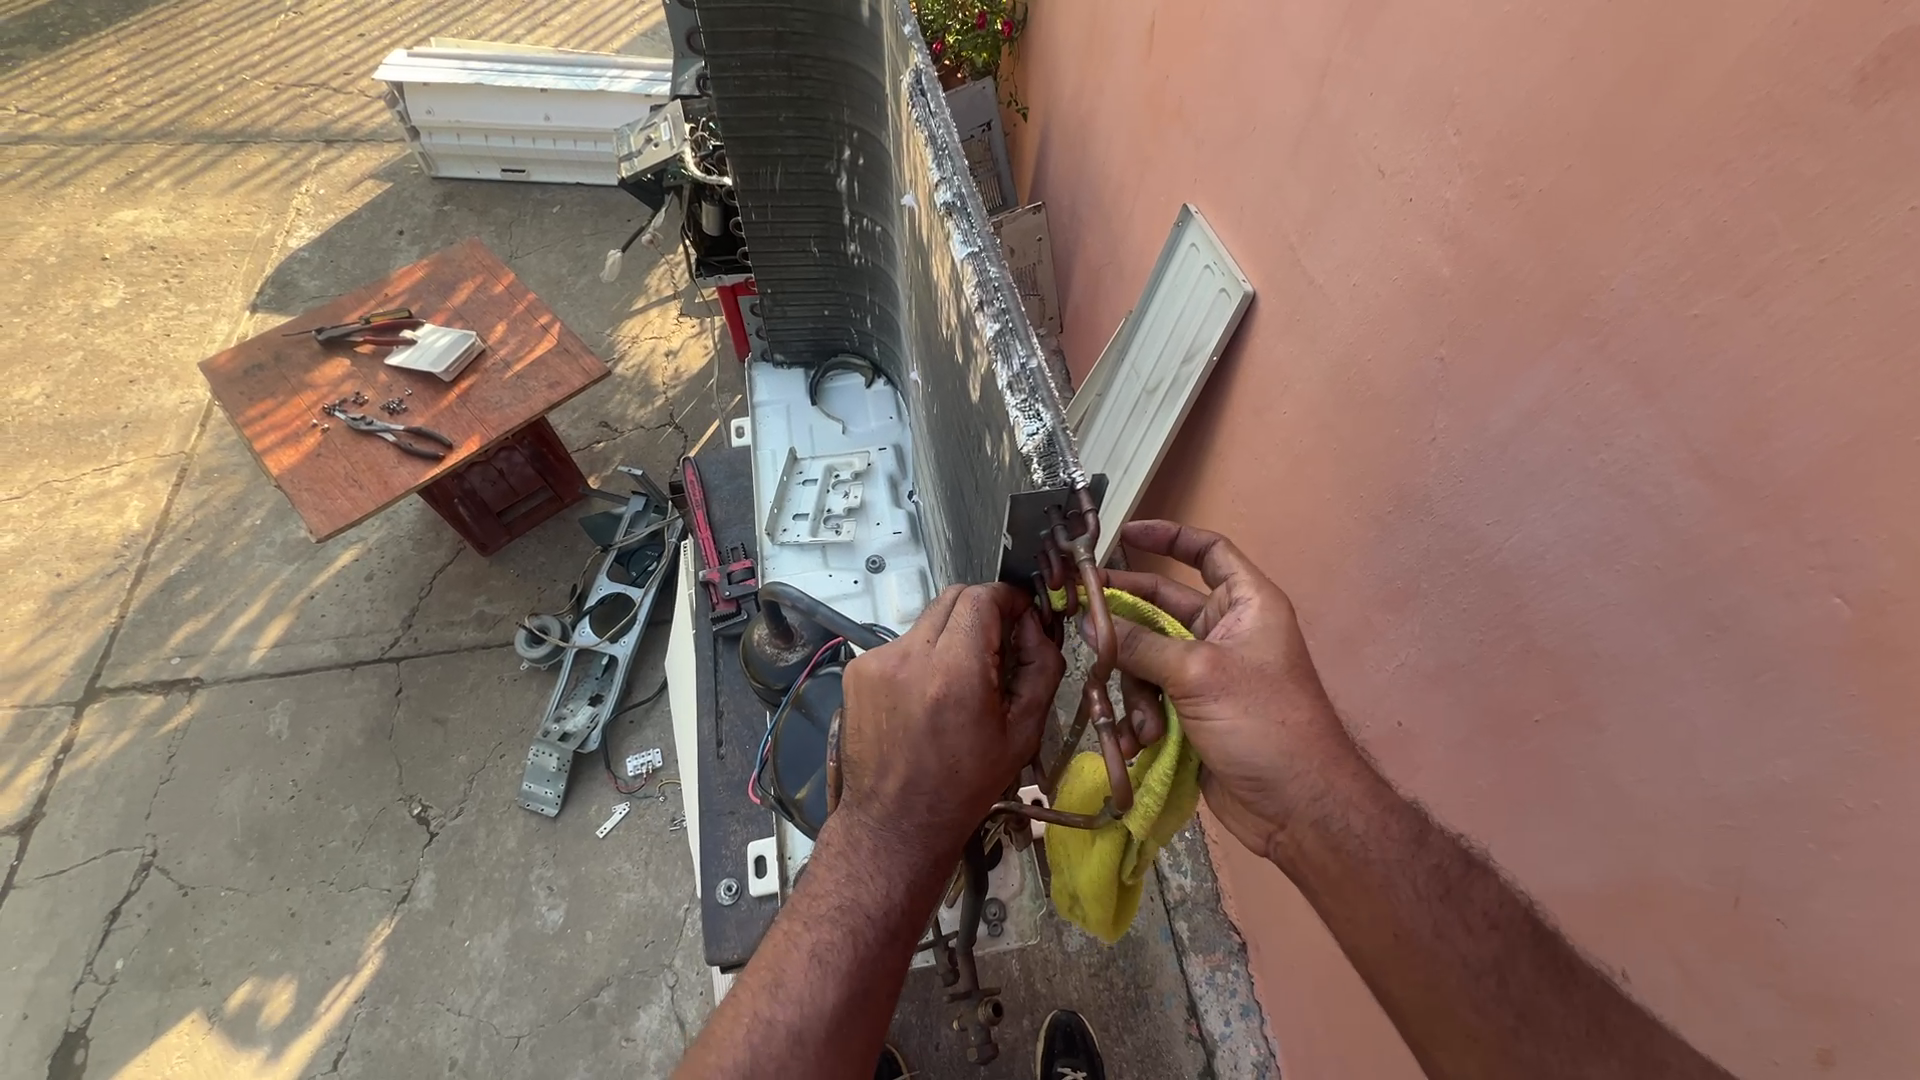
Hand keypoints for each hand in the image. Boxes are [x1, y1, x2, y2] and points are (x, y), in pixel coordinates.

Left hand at [836, 583, 1063, 867]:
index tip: (1021, 613)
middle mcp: (909, 656)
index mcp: (954, 672)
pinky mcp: (857, 671)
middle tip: (998, 643)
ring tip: (959, 680)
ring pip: (927, 620)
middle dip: (982, 612)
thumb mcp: (1023, 732)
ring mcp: (876, 661)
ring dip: (951, 635)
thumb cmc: (965, 785)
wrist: (895, 822)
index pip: (982, 597)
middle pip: (953, 598)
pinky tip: (926, 695)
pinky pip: (902, 644)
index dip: (1008, 598)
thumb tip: (1034, 624)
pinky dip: (922, 656)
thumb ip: (1040, 667)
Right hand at [1102, 520, 1361, 864]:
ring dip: (1136, 688)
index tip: (1125, 534)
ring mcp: (1206, 674)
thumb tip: (1090, 622)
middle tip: (1084, 617)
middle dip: (1126, 620)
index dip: (1169, 537)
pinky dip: (1140, 717)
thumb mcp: (1198, 674)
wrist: (1297, 808)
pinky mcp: (1191, 711)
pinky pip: (1151, 697)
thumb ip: (1140, 644)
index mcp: (1245, 605)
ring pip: (1148, 658)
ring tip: (1141, 721)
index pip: (1208, 552)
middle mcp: (1225, 632)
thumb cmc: (1263, 723)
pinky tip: (1137, 743)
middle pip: (1162, 607)